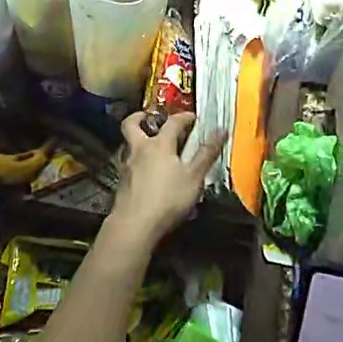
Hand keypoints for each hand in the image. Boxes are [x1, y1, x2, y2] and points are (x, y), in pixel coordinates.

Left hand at [110, 112, 223, 243]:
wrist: (135, 224)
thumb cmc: (168, 198)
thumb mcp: (194, 177)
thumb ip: (206, 154)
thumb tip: (221, 130)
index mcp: (159, 144)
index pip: (172, 122)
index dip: (184, 117)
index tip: (194, 117)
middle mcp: (139, 150)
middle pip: (132, 125)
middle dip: (140, 117)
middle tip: (149, 117)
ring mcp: (127, 166)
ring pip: (130, 146)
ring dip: (140, 142)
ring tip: (155, 149)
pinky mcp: (122, 183)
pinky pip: (130, 165)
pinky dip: (139, 163)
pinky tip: (149, 174)